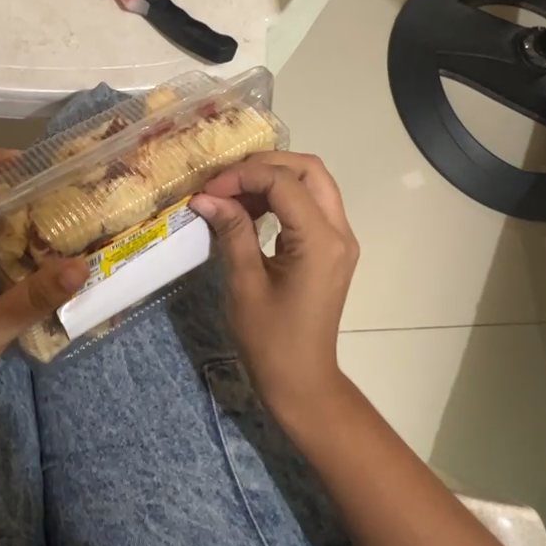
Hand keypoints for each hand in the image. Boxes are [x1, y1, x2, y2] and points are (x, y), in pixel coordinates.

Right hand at [191, 151, 358, 412]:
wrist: (301, 380)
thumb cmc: (270, 339)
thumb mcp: (244, 283)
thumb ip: (232, 231)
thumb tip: (205, 197)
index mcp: (321, 242)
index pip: (284, 182)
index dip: (242, 176)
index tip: (208, 191)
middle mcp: (339, 232)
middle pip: (308, 170)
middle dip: (263, 165)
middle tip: (224, 182)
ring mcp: (340, 239)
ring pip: (312, 183)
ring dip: (272, 178)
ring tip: (231, 194)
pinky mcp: (331, 248)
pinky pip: (310, 205)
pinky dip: (280, 197)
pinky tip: (249, 209)